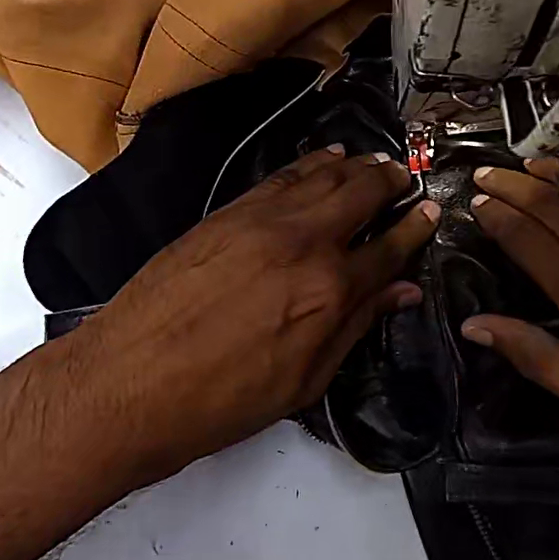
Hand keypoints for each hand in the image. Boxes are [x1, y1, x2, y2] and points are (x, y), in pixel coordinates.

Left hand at [61, 146, 438, 484]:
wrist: (129, 381)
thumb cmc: (221, 399)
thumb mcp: (305, 380)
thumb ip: (357, 325)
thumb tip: (402, 291)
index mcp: (330, 290)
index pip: (388, 247)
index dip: (415, 228)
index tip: (429, 212)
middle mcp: (304, 242)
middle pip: (361, 194)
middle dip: (390, 180)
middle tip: (404, 175)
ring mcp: (264, 219)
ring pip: (324, 175)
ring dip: (355, 165)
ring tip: (374, 160)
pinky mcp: (230, 210)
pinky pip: (282, 176)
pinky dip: (311, 164)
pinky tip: (325, 160)